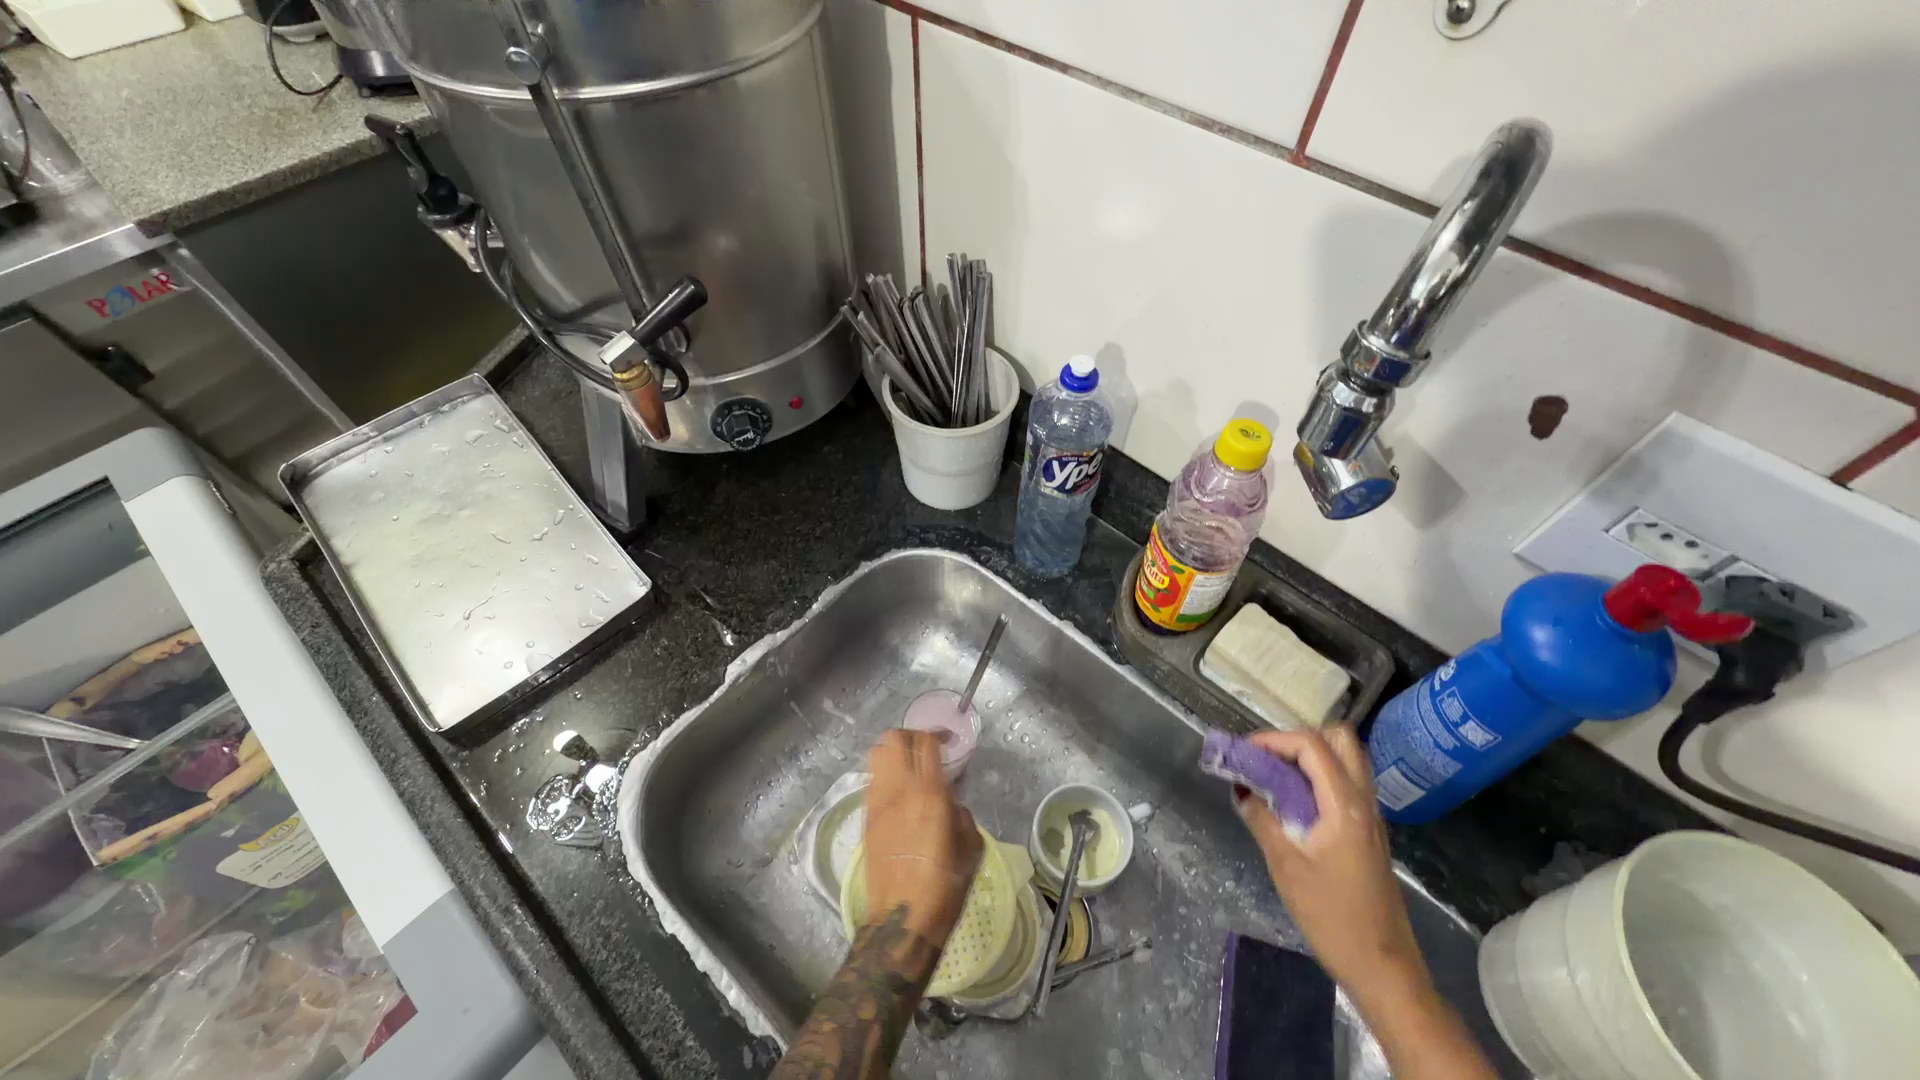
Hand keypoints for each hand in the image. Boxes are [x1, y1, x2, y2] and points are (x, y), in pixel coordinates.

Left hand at [863, 730, 982, 944]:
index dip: (938, 734)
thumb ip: (962, 813)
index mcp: (929, 794)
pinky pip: (873, 779)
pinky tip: (901, 792)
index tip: (950, 741)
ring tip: (911, 767)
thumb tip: (951, 801)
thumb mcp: (970, 846)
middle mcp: (898, 790)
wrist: (903, 918)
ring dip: (894, 752)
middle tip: (928, 748)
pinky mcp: (866, 818)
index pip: (925, 742)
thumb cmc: (944, 886)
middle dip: (912, 736)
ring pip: (877, 753)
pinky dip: (885, 774)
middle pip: (894, 738)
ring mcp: (877, 802)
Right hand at [1233, 727, 1427, 997]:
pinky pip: (1346, 785)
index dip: (1274, 739)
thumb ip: (1263, 820)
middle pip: (1339, 740)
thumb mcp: (1286, 866)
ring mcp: (1370, 816)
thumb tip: (1241, 790)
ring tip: (1273, 778)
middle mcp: (1363, 801)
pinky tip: (1292, 803)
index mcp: (1344, 805)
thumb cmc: (1331, 916)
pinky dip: (1318, 779)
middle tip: (1266, 759)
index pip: (1311, 746)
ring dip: (1310, 758)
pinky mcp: (1368, 832)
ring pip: (1346, 761)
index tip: (1243, 752)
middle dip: (1298, 740)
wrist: (1382, 964)